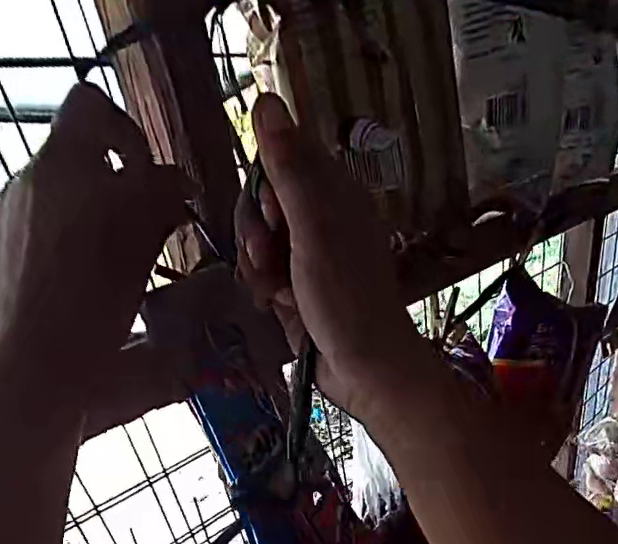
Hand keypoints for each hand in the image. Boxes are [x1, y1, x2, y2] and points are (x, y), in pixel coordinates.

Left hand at [0, 84, 190, 402]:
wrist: (29, 370)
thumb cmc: (90, 318)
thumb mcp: (136, 259)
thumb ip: (158, 206)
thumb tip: (177, 186)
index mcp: (65, 169)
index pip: (94, 108)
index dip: (131, 138)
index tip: (155, 184)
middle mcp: (29, 177)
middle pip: (78, 149)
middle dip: (115, 177)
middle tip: (142, 219)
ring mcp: (7, 207)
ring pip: (59, 183)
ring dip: (92, 204)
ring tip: (114, 256)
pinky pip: (39, 213)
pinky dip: (66, 227)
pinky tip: (79, 272)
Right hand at [235, 94, 431, 425]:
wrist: (362, 368)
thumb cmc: (346, 299)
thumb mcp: (315, 229)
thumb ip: (290, 170)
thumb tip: (266, 101)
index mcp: (333, 195)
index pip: (279, 163)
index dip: (264, 189)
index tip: (271, 218)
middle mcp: (319, 221)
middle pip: (262, 203)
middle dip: (254, 233)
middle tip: (265, 260)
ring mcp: (305, 258)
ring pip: (257, 242)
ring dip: (256, 267)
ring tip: (273, 293)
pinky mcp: (294, 290)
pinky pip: (262, 275)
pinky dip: (262, 289)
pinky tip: (274, 307)